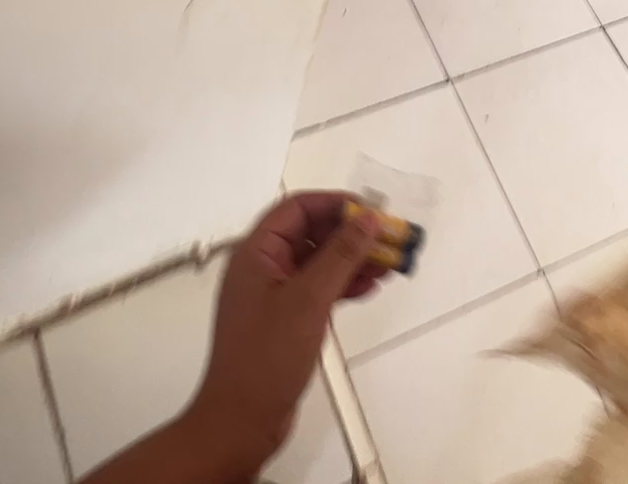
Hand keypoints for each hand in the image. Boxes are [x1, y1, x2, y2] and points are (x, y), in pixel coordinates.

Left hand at [183, 191, 387, 473]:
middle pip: (310, 233)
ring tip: (386, 264)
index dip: (335, 203)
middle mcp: (263, 265)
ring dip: (351, 259)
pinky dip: (342, 284)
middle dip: (349, 233)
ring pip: (317, 261)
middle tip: (386, 238)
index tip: (370, 210)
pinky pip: (317, 287)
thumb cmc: (266, 357)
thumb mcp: (309, 299)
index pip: (298, 208)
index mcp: (256, 251)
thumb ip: (341, 254)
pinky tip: (367, 288)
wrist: (241, 423)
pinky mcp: (284, 317)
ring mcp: (273, 292)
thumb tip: (368, 218)